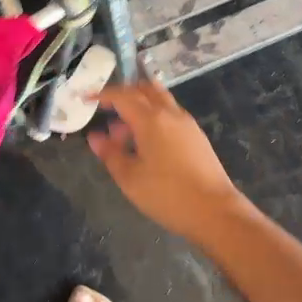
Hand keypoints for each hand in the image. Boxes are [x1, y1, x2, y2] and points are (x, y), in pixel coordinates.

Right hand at [89, 80, 248, 238]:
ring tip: (125, 130)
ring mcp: (187, 124)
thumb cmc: (167, 194)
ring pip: (160, 99)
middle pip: (144, 88)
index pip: (122, 95)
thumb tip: (96, 137)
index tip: (86, 98)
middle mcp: (170, 114)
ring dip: (140, 105)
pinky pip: (170, 113)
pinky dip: (154, 116)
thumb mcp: (129, 177)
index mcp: (150, 119)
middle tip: (107, 108)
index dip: (101, 94)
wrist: (216, 213)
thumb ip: (110, 153)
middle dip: (123, 93)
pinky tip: (146, 142)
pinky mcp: (197, 136)